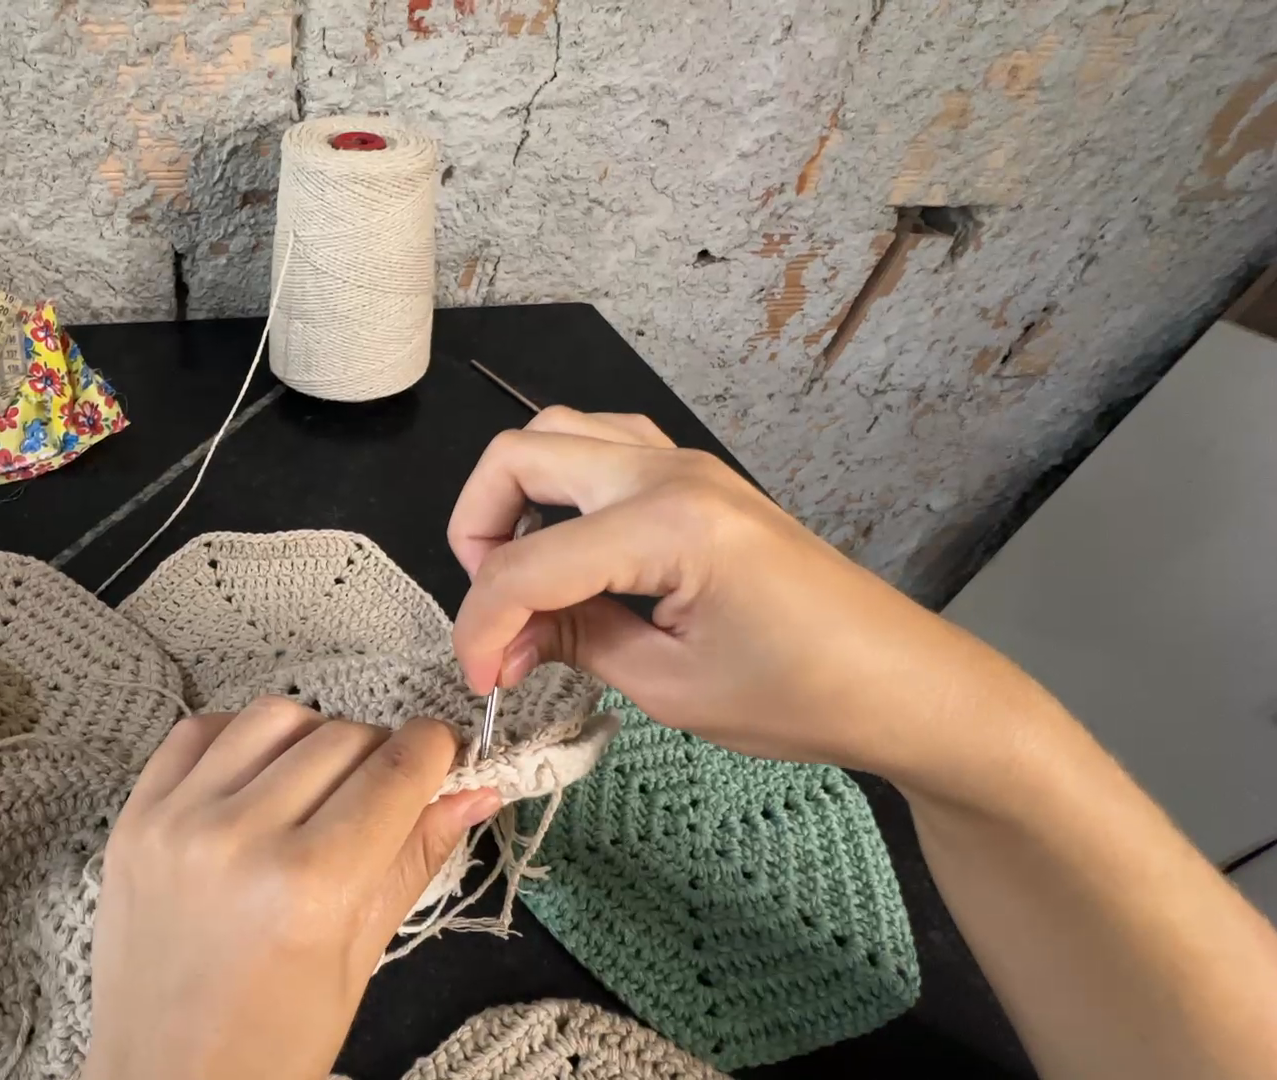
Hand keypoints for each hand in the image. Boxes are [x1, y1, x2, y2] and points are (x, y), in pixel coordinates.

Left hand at [84, 697, 499, 1079]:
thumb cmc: (277, 1042)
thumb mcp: (361, 958)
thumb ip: (415, 858)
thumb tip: (477, 790)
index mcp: (310, 888)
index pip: (394, 773)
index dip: (434, 747)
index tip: (442, 748)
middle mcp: (240, 837)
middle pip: (342, 737)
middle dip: (380, 752)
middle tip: (380, 789)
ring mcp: (178, 818)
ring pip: (275, 717)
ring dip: (314, 736)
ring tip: (316, 781)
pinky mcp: (135, 812)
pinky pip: (200, 729)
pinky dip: (241, 735)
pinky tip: (256, 774)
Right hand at [447, 407, 1057, 794]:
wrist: (906, 684)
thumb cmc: (799, 698)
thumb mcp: (667, 687)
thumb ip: (570, 643)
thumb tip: (500, 645)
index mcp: (666, 525)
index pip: (527, 563)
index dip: (481, 624)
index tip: (480, 678)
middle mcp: (666, 470)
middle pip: (517, 456)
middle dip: (475, 531)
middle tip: (493, 607)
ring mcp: (681, 460)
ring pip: (553, 432)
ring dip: (513, 495)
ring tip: (521, 567)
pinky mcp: (691, 473)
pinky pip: (596, 442)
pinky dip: (556, 482)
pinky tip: (567, 537)